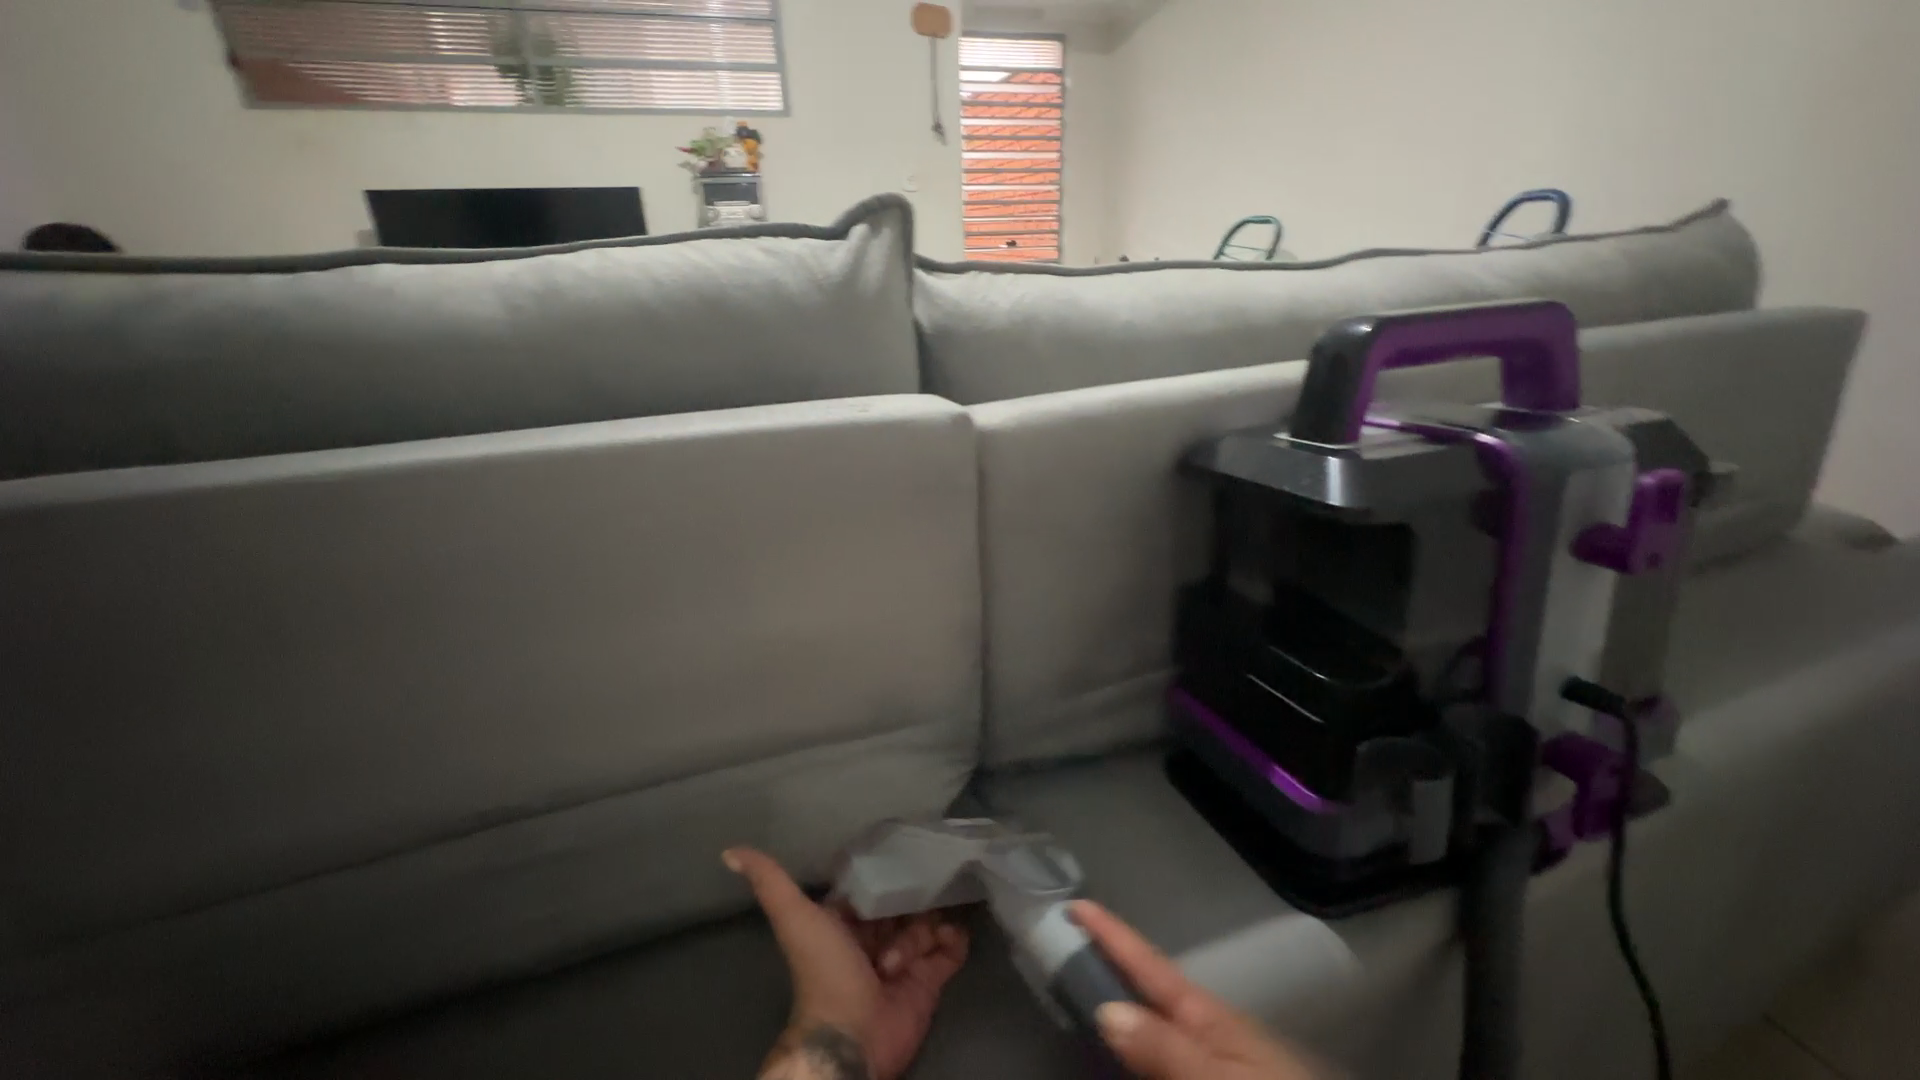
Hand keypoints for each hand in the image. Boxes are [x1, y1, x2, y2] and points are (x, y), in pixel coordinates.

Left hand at [727, 847, 968, 1079]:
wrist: (850, 1035)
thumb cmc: (824, 972)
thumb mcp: (795, 917)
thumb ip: (770, 882)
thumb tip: (729, 851)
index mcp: (846, 922)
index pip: (873, 886)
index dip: (884, 875)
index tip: (898, 861)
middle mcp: (876, 937)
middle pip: (904, 901)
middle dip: (908, 902)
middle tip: (900, 918)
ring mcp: (905, 958)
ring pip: (928, 920)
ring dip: (922, 930)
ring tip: (901, 958)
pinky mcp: (930, 980)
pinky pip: (951, 947)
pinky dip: (952, 940)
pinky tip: (943, 940)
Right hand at [1073, 901, 1321, 1079]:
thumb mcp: (1220, 1077)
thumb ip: (1166, 1047)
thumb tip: (1105, 1008)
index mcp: (1207, 1014)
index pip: (1147, 964)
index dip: (1110, 933)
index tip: (1075, 902)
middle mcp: (1210, 1024)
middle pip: (1150, 984)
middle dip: (1111, 956)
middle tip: (1068, 936)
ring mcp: (1220, 1049)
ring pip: (1161, 1012)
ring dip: (1125, 990)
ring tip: (1088, 973)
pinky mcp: (1224, 1068)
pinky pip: (1171, 1040)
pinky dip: (1145, 1025)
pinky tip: (1136, 1033)